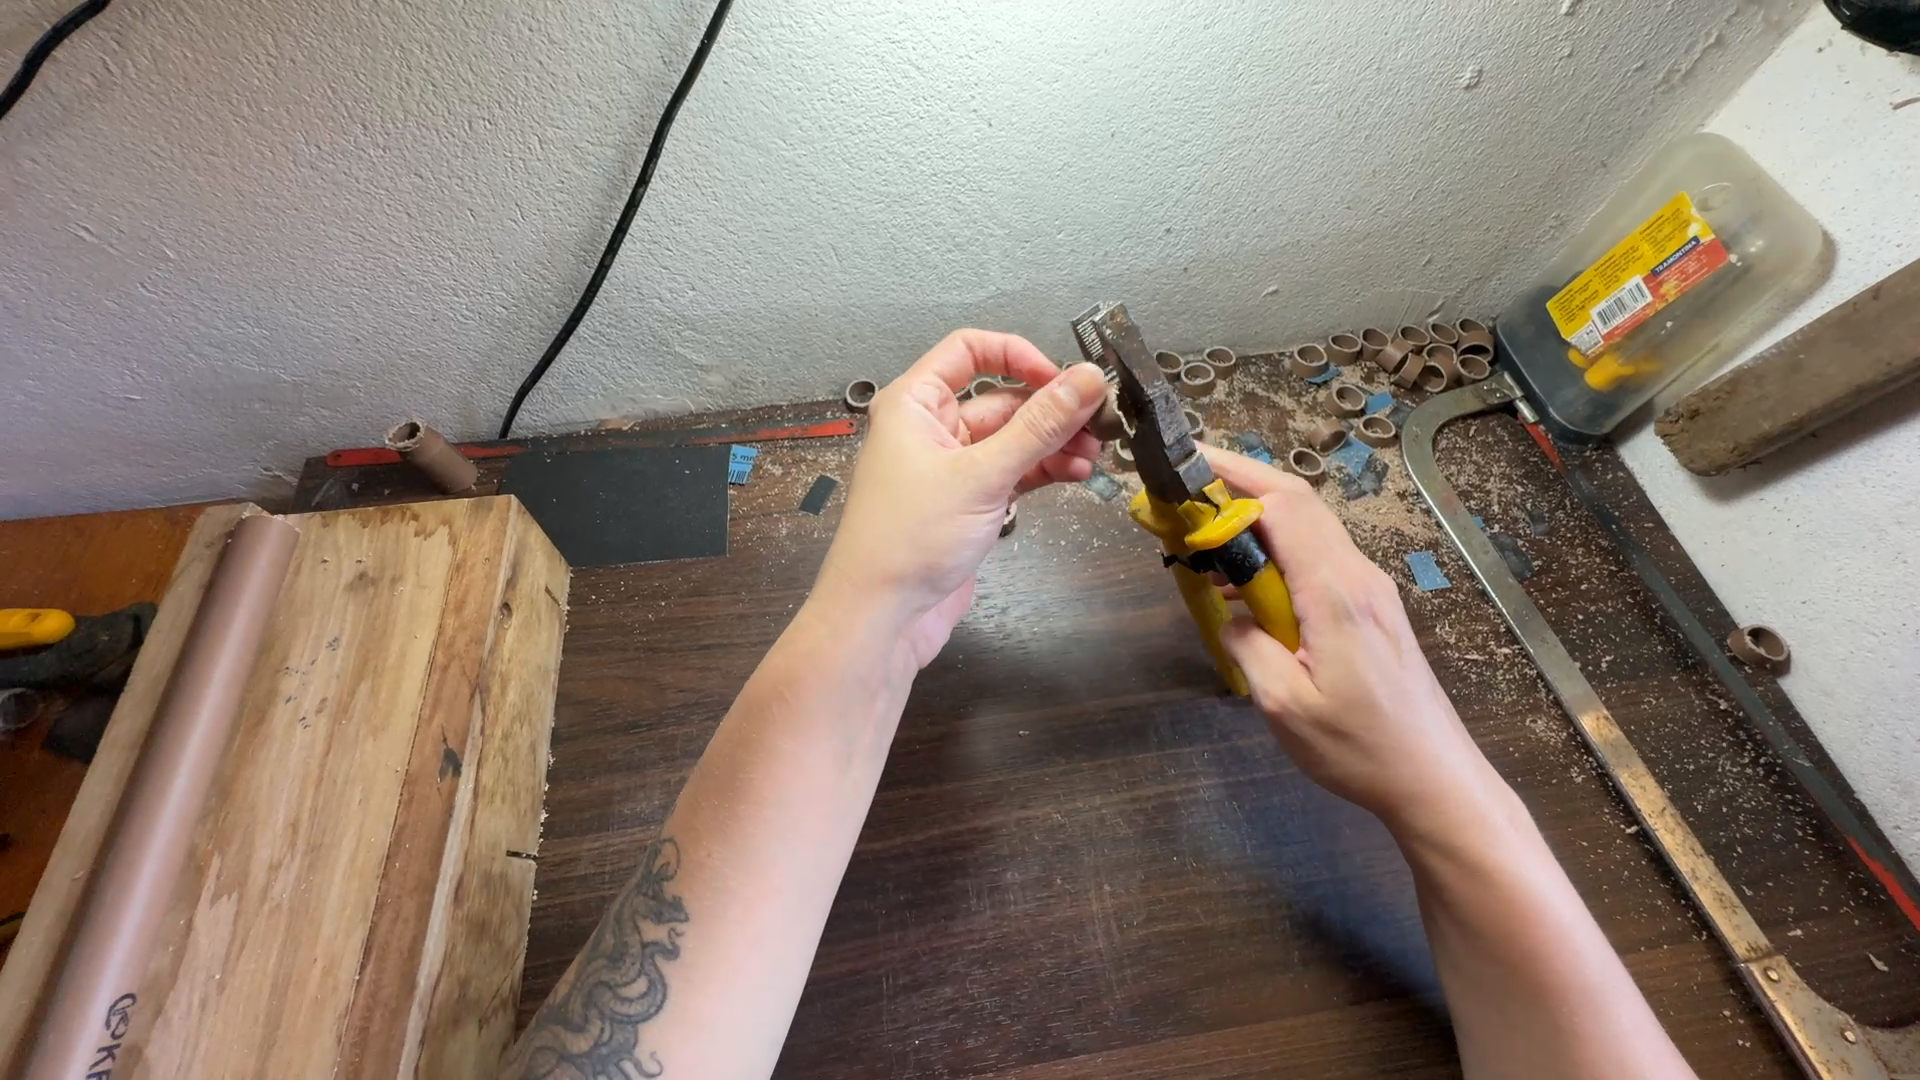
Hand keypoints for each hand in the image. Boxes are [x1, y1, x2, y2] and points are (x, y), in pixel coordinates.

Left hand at [812, 330, 1106, 667]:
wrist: (882, 617)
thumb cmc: (911, 537)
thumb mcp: (981, 475)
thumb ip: (1039, 426)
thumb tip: (1089, 379)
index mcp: (915, 403)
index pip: (969, 350)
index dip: (1018, 356)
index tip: (1063, 379)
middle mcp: (931, 428)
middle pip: (1001, 399)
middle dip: (1051, 410)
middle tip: (1100, 422)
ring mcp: (952, 468)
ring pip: (1012, 440)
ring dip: (1053, 444)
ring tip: (1094, 455)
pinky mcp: (968, 503)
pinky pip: (1011, 473)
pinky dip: (1042, 471)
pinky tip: (1075, 474)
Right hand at [1200, 444, 1500, 831]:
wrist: (1437, 781)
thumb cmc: (1359, 749)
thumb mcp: (1284, 704)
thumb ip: (1247, 645)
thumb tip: (1232, 613)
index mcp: (1336, 592)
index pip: (1284, 508)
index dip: (1233, 480)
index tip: (1186, 474)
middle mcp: (1357, 575)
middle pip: (1298, 502)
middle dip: (1241, 480)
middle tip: (1187, 481)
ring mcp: (1369, 589)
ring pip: (1308, 527)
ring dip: (1255, 517)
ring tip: (1203, 533)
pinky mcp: (1370, 607)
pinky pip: (1316, 557)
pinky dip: (1274, 550)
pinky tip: (1243, 583)